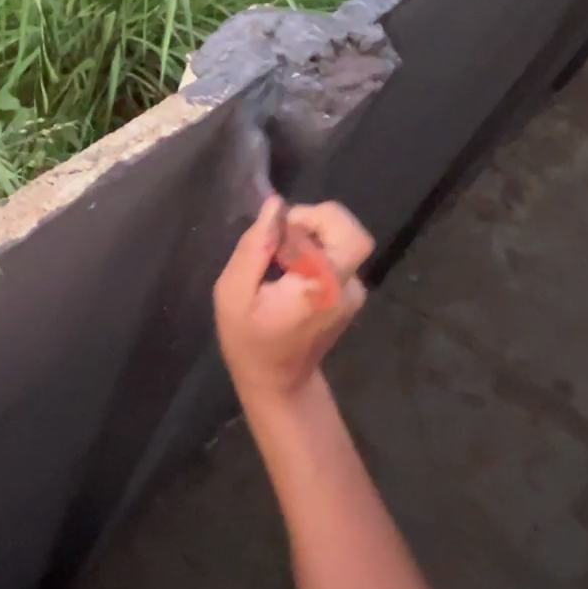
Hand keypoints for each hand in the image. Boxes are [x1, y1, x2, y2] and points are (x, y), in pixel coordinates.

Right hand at [213, 197, 374, 404]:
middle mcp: (347, 287)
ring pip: (342, 244)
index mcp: (322, 285)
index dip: (310, 218)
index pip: (342, 230)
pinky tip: (289, 279)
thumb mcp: (233, 293)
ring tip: (278, 267)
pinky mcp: (351, 297)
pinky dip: (315, 258)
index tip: (278, 233)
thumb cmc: (248, 340)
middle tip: (280, 241)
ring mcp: (354, 294)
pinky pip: (337, 259)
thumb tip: (274, 205)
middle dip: (314, 224)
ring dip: (311, 242)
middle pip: (351, 232)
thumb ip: (255, 247)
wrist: (277, 382)